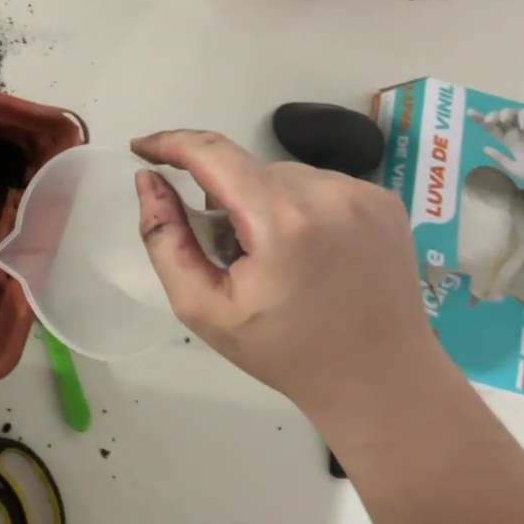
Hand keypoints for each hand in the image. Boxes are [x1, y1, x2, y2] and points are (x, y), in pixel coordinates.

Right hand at [130, 130, 447, 414]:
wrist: (382, 380)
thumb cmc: (284, 351)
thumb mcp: (203, 307)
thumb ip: (165, 239)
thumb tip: (149, 181)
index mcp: (282, 220)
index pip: (211, 153)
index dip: (169, 143)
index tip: (141, 148)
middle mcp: (327, 191)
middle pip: (244, 169)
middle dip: (220, 199)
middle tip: (223, 252)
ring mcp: (362, 192)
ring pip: (278, 175)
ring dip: (258, 202)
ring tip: (271, 259)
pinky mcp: (383, 199)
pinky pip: (315, 184)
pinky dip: (295, 206)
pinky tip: (306, 252)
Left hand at [468, 108, 523, 187]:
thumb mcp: (513, 168)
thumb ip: (500, 158)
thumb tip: (485, 148)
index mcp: (507, 141)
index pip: (491, 127)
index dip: (480, 119)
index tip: (469, 113)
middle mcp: (515, 132)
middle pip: (500, 117)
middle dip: (492, 115)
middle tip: (489, 122)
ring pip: (513, 112)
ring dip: (505, 113)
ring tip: (503, 121)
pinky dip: (523, 116)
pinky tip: (521, 126)